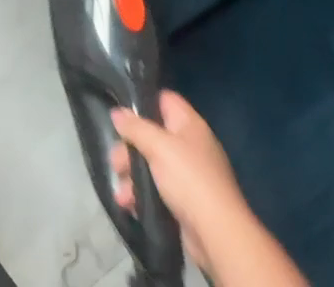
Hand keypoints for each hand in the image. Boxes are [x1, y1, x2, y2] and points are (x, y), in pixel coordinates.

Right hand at [111, 91, 307, 285]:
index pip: (165, 100)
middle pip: (151, 135)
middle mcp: (189, 145)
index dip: (143, 102)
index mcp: (190, 125)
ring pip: (150, 164)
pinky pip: (155, 188)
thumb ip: (135, 127)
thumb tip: (117, 112)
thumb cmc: (189, 180)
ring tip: (121, 193)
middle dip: (129, 149)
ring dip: (131, 176)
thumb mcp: (158, 147)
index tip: (120, 114)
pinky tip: (129, 204)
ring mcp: (187, 174)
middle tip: (116, 163)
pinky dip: (140, 195)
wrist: (216, 233)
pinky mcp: (182, 199)